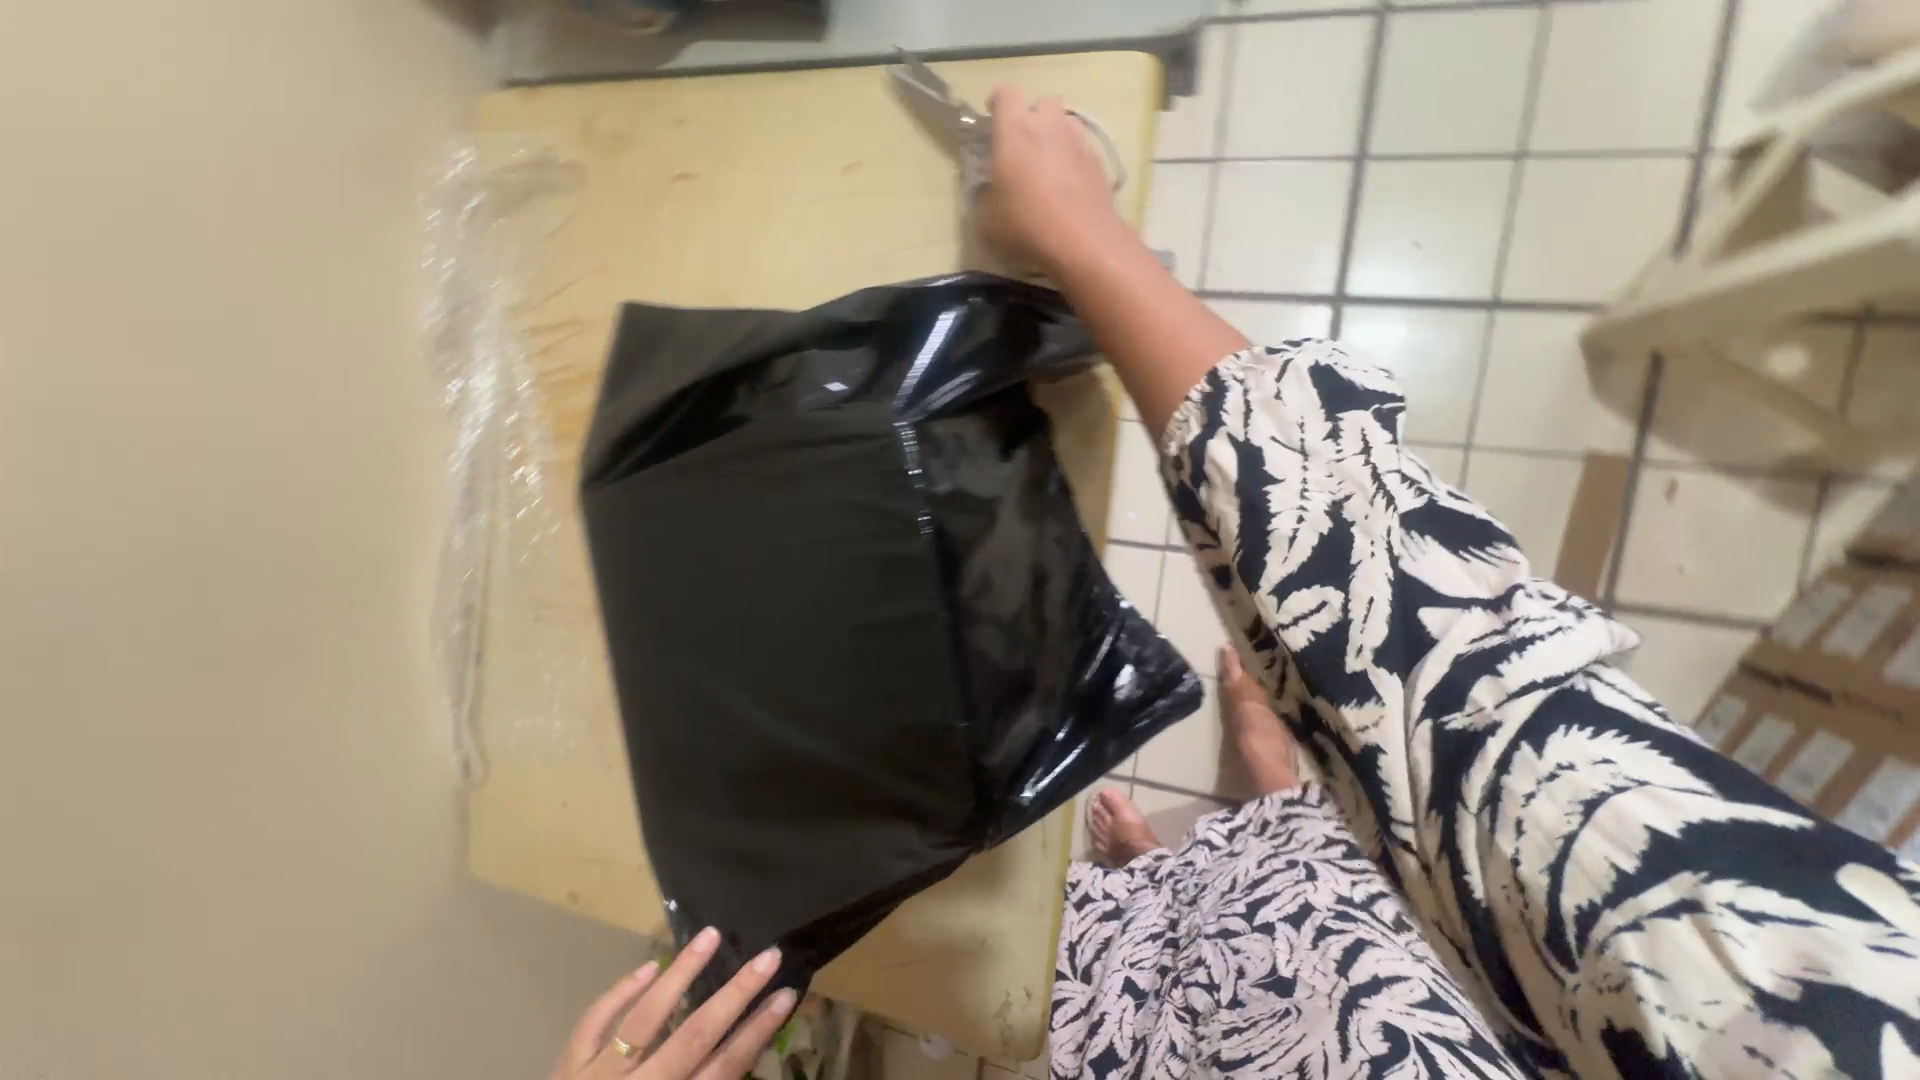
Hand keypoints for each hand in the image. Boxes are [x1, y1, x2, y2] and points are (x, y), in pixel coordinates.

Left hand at [550, 927, 796, 1079]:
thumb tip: (734, 1059)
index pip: (725, 1066)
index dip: (758, 1030)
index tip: (787, 994)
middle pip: (696, 1035)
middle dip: (736, 993)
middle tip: (769, 955)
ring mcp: (599, 1076)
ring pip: (646, 1017)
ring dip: (682, 973)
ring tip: (711, 935)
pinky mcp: (566, 1069)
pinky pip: (595, 1022)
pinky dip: (622, 992)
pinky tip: (649, 967)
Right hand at [976, 85, 1129, 273]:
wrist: (1083, 240)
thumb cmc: (1027, 225)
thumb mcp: (988, 220)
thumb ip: (983, 197)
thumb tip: (988, 191)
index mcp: (1015, 130)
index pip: (1005, 94)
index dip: (997, 103)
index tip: (992, 120)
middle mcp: (1049, 125)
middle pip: (1042, 102)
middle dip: (1033, 117)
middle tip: (1024, 145)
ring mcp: (1078, 140)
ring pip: (1066, 122)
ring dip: (1056, 135)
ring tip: (1048, 164)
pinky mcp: (1098, 161)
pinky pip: (1082, 148)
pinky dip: (1073, 158)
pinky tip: (1069, 184)